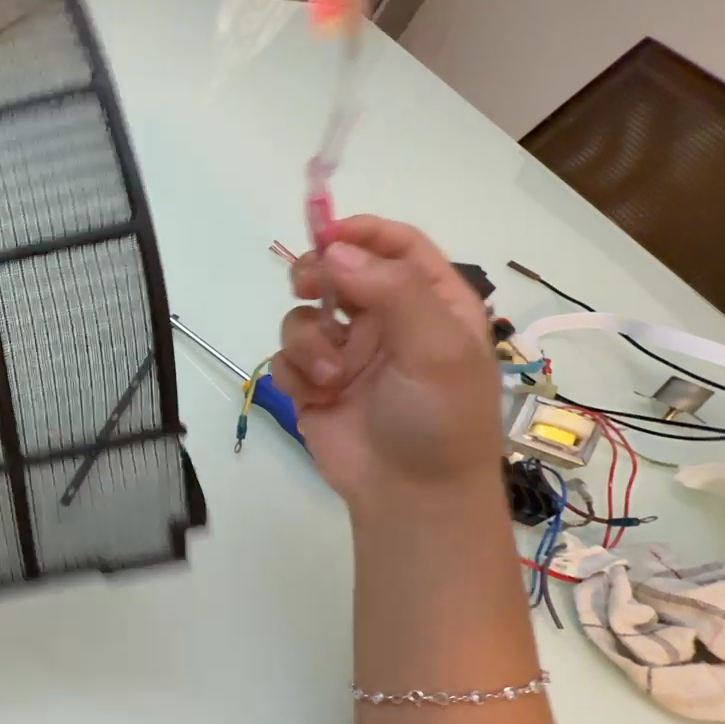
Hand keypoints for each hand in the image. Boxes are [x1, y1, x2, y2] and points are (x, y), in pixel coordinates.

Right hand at [272, 216, 499, 510]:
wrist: (408, 492)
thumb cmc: (439, 416)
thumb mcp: (434, 347)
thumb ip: (389, 290)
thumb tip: (334, 250)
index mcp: (430, 302)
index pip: (396, 246)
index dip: (361, 232)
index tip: (325, 233)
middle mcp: (385, 319)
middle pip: (338, 271)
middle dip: (316, 276)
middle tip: (306, 286)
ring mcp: (345, 351)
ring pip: (303, 317)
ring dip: (308, 343)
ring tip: (330, 377)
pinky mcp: (312, 382)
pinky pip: (285, 358)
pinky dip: (295, 374)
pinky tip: (316, 396)